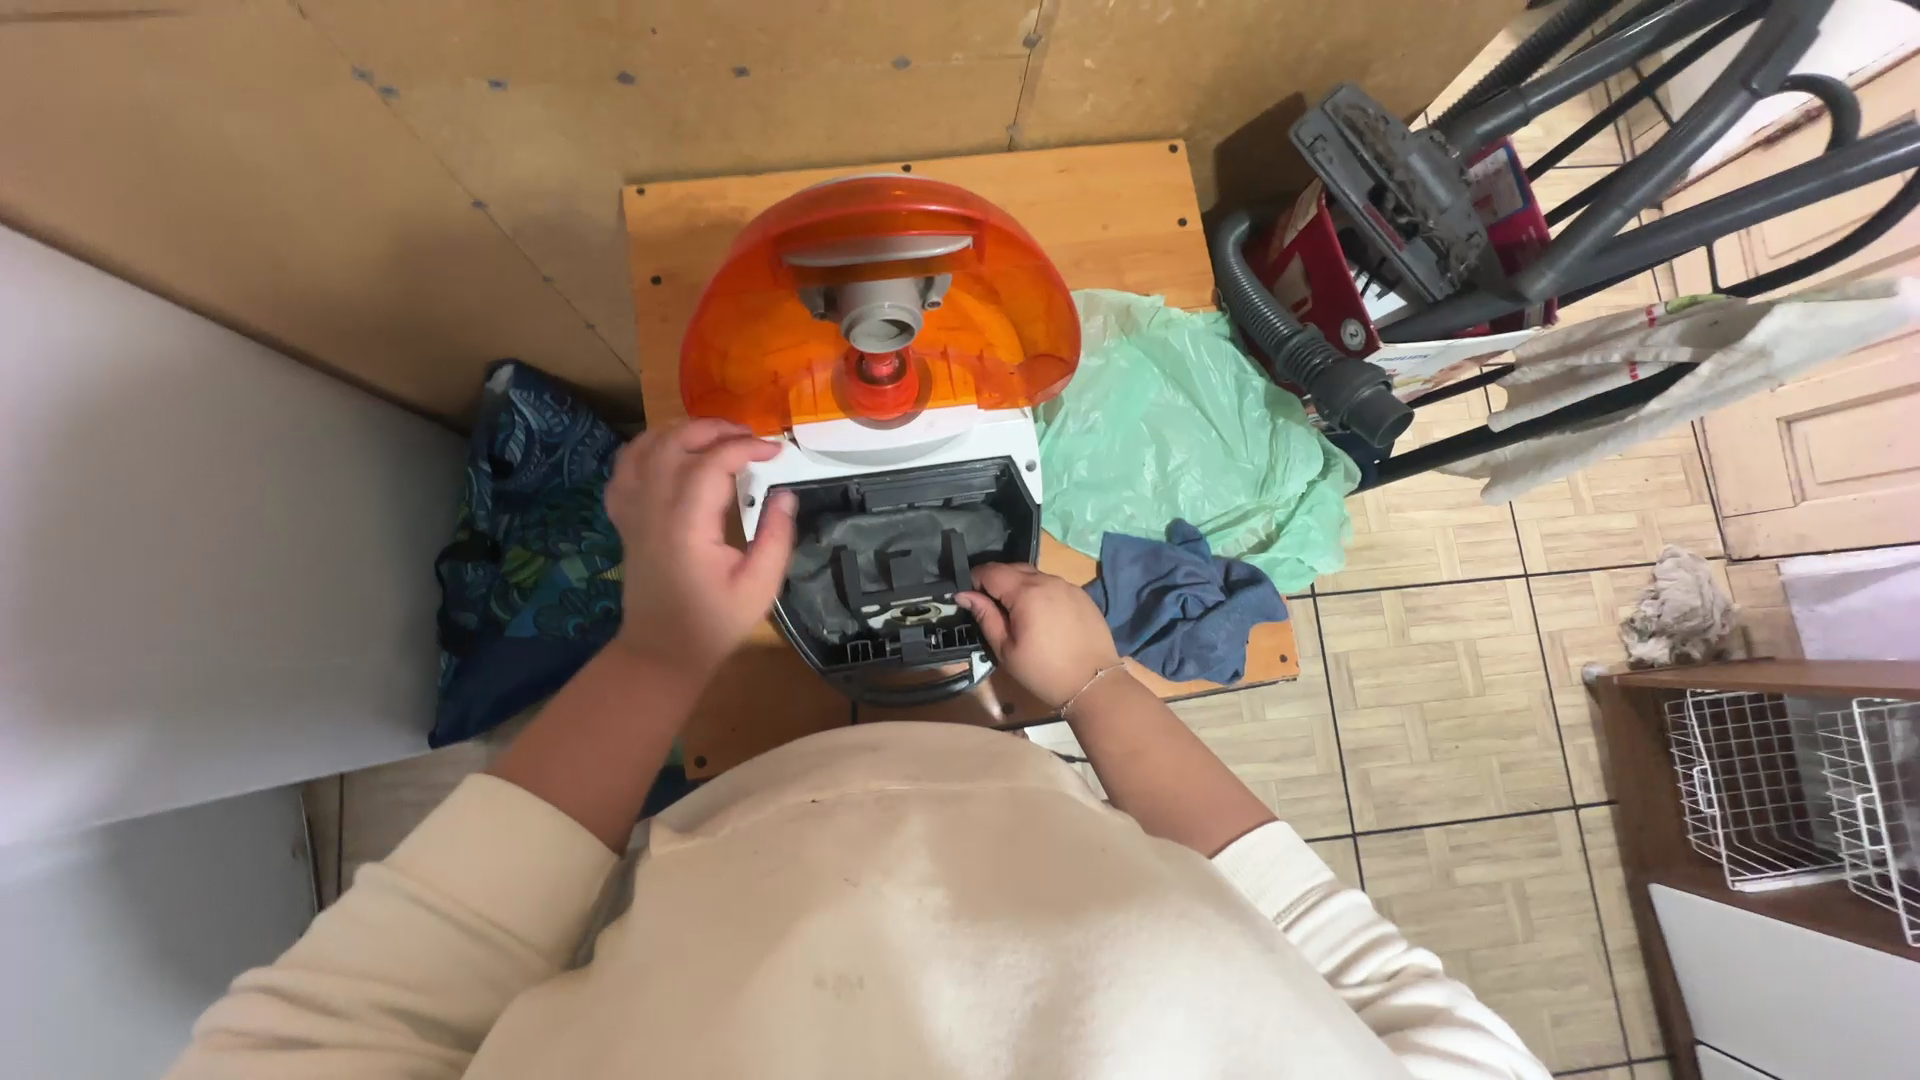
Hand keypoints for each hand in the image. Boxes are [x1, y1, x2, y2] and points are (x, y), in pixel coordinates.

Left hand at [605, 419, 796, 677]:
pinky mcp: (625, 520)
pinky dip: (646, 450)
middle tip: (750, 436)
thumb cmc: (714, 623)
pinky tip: (670, 454)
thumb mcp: (759, 587)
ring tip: (714, 436)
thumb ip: (776, 538)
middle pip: (673, 443)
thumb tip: (786, 495)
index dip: (745, 447)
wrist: (662, 651)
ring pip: (644, 448)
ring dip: (680, 431)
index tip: (776, 451)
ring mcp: (633, 513)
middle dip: (714, 428)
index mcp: (686, 526)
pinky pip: (625, 469)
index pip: (711, 463)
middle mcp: (653, 510)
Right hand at [957, 563, 1121, 708]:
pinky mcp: (1082, 595)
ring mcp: (1068, 586)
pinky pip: (1053, 584)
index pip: (991, 571)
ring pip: (1034, 575)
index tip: (970, 598)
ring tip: (1015, 612)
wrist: (1093, 684)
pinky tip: (1041, 615)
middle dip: (996, 581)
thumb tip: (964, 595)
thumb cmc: (1043, 672)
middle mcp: (1048, 580)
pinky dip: (1040, 592)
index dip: (975, 581)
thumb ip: (985, 616)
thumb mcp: (1006, 649)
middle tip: (990, 607)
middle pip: (1012, 568)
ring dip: (1019, 585)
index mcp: (1026, 592)